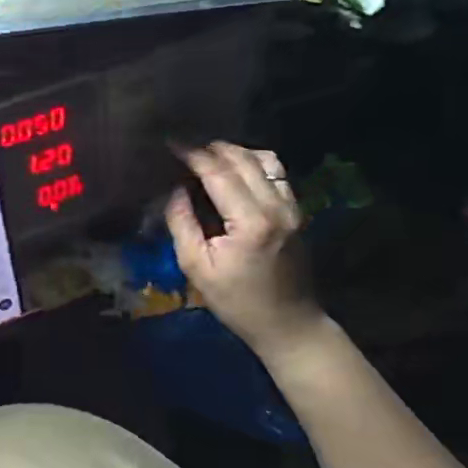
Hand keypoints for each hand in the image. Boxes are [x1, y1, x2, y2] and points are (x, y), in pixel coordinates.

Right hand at [165, 142, 325, 363]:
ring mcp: (292, 208)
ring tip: (208, 155)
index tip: (170, 142)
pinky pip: (276, 174)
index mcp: (250, 222)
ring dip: (234, 152)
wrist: (289, 324)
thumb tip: (175, 190)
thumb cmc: (237, 301)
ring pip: (265, 160)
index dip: (192, 154)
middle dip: (211, 148)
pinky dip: (253, 163)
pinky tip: (234, 170)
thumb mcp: (196, 267)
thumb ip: (182, 224)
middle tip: (184, 147)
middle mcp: (276, 207)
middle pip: (243, 159)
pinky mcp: (297, 212)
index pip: (218, 173)